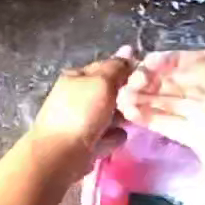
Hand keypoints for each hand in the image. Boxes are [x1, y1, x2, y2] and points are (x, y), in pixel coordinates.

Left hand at [28, 47, 135, 168]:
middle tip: (137, 102)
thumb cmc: (80, 113)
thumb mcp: (101, 82)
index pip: (106, 67)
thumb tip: (128, 51)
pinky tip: (110, 140)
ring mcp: (82, 120)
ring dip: (121, 119)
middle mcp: (77, 97)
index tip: (144, 78)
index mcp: (76, 78)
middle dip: (125, 98)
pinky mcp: (87, 141)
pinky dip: (111, 138)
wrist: (60, 154)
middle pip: (111, 93)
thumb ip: (116, 68)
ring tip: (125, 122)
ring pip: (113, 115)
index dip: (125, 71)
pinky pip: (108, 136)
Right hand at [116, 50, 204, 200]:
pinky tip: (128, 111)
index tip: (147, 60)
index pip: (200, 60)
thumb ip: (202, 68)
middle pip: (182, 81)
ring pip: (171, 102)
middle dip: (155, 78)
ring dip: (145, 97)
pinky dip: (149, 117)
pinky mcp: (197, 139)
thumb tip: (173, 67)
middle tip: (130, 79)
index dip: (172, 60)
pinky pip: (168, 123)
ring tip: (120, 96)